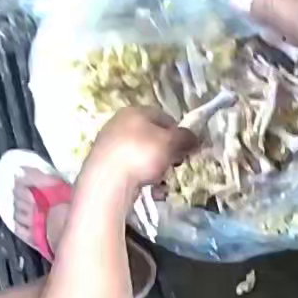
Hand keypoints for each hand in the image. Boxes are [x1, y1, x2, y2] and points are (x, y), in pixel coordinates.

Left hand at [75, 107, 197, 203]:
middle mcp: (118, 123)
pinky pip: (130, 166)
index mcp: (135, 111)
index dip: (179, 133)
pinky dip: (141, 174)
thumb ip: (187, 138)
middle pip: (153, 136)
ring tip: (161, 178)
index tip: (186, 149)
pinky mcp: (103, 163)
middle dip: (167, 151)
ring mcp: (108, 143)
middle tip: (175, 164)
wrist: (106, 181)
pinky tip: (148, 185)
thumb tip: (195, 138)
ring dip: (156, 165)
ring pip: (142, 152)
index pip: (165, 118)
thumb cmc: (142, 154)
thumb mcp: (172, 142)